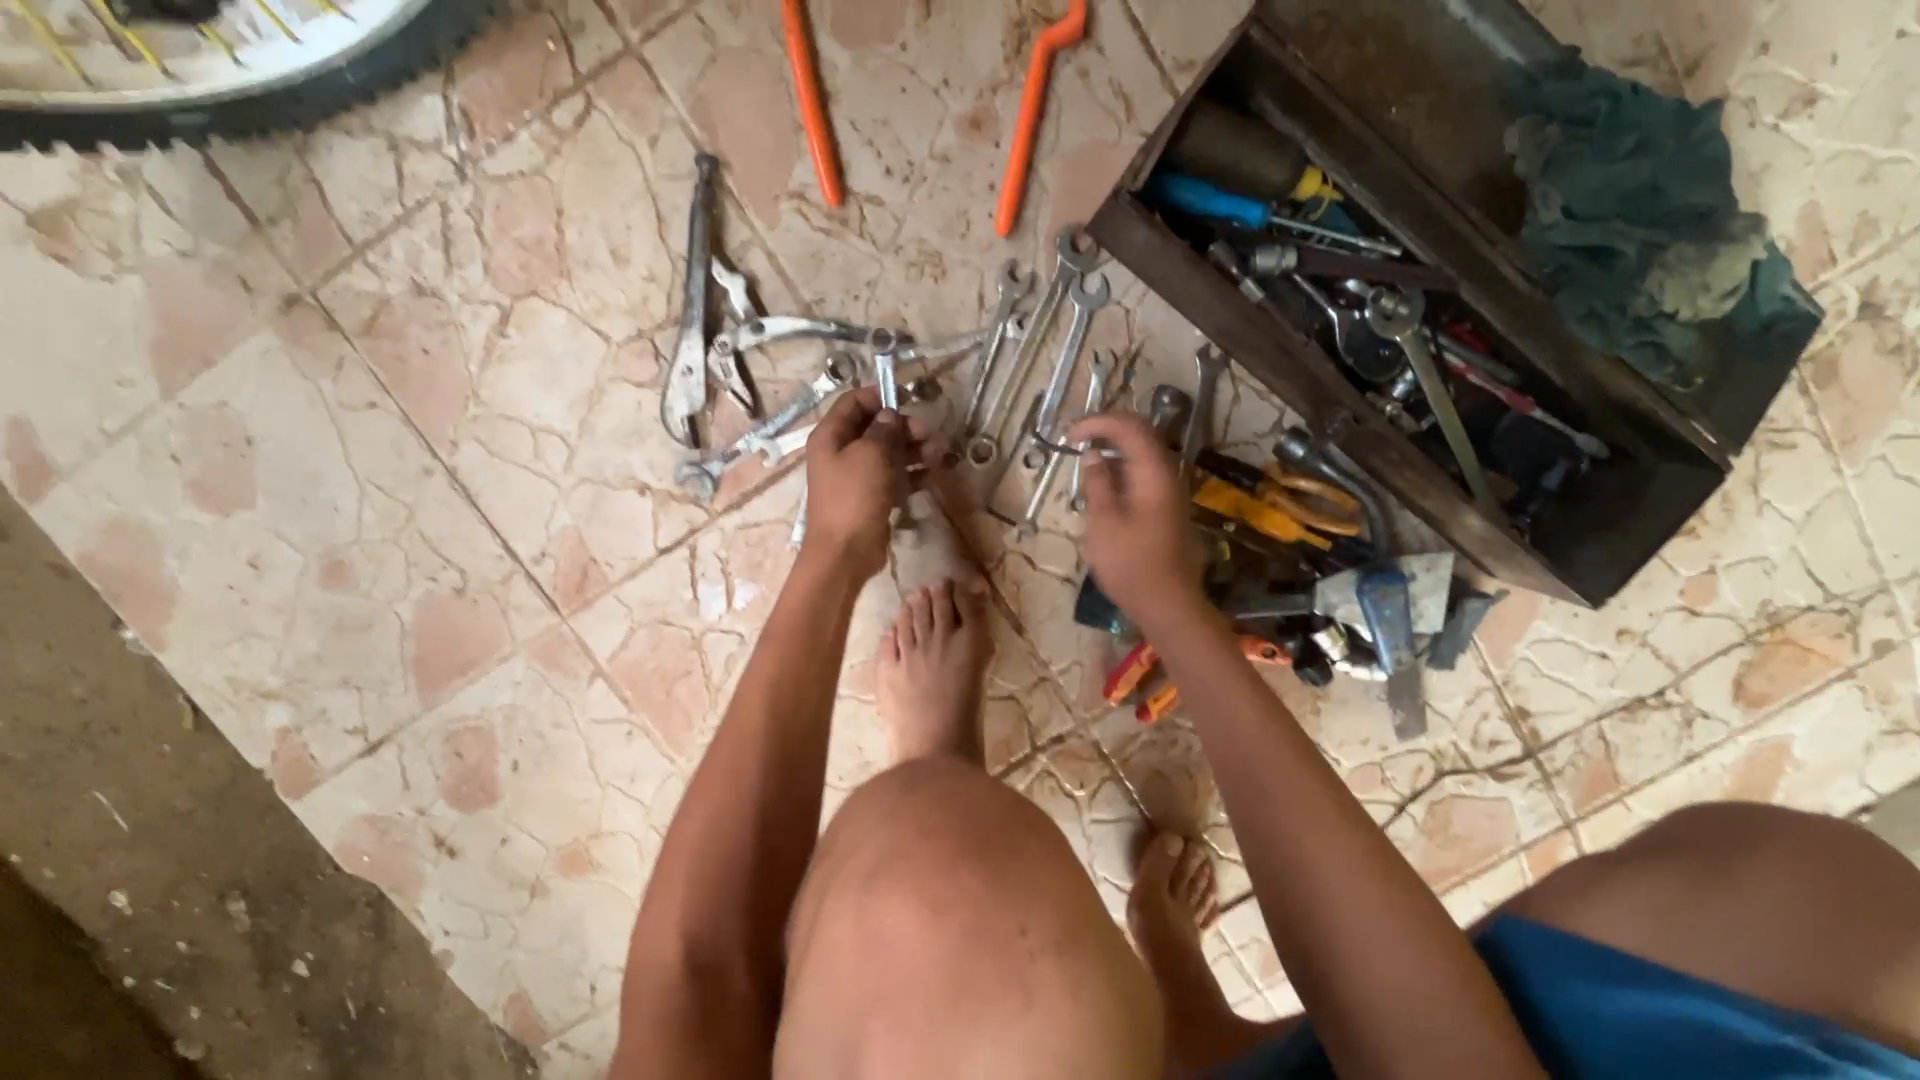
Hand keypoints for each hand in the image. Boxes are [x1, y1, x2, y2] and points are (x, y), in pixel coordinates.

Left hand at [800, 387, 928, 581]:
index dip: (879, 396)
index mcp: (831, 436)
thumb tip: (890, 415)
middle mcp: (841, 452)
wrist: (845, 552)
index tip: (908, 398)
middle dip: (903, 428)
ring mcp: (857, 476)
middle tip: (928, 434)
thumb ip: (884, 430)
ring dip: (913, 451)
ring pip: (888, 453)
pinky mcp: (872, 497)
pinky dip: (912, 474)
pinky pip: (894, 477)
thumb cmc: (853, 496)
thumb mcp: (870, 454)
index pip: (853, 402)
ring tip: (937, 456)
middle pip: (875, 428)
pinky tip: (931, 475)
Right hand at [1068, 412, 1207, 627]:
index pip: (1129, 427)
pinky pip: (1145, 473)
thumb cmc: (1131, 564)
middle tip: (1076, 437)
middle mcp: (1168, 474)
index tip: (1069, 434)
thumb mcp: (1104, 521)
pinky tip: (1104, 483)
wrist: (1168, 603)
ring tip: (1085, 459)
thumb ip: (1098, 482)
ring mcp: (1171, 491)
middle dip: (1107, 428)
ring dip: (1114, 448)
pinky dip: (1123, 468)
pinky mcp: (1168, 507)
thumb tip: (1094, 455)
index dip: (1097, 422)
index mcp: (1154, 472)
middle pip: (1141, 434)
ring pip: (1143, 454)